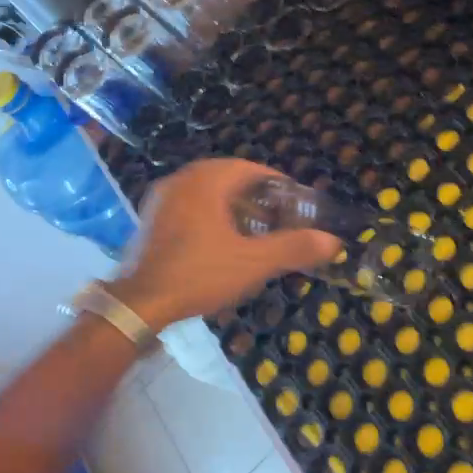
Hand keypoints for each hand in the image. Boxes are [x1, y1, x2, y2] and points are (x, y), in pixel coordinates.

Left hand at [108, 159, 341, 327]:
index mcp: (205, 180)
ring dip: (234, 207)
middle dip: (257, 196)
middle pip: (229, 178)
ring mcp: (162, 199)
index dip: (278, 184)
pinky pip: (190, 207)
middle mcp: (181, 180)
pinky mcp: (152, 220)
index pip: (251, 168)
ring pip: (207, 193)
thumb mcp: (253, 263)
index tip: (296, 204)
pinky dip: (211, 217)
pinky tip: (222, 244)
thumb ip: (294, 248)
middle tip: (280, 219)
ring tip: (255, 232)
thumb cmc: (199, 274)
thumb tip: (332, 241)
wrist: (141, 303)